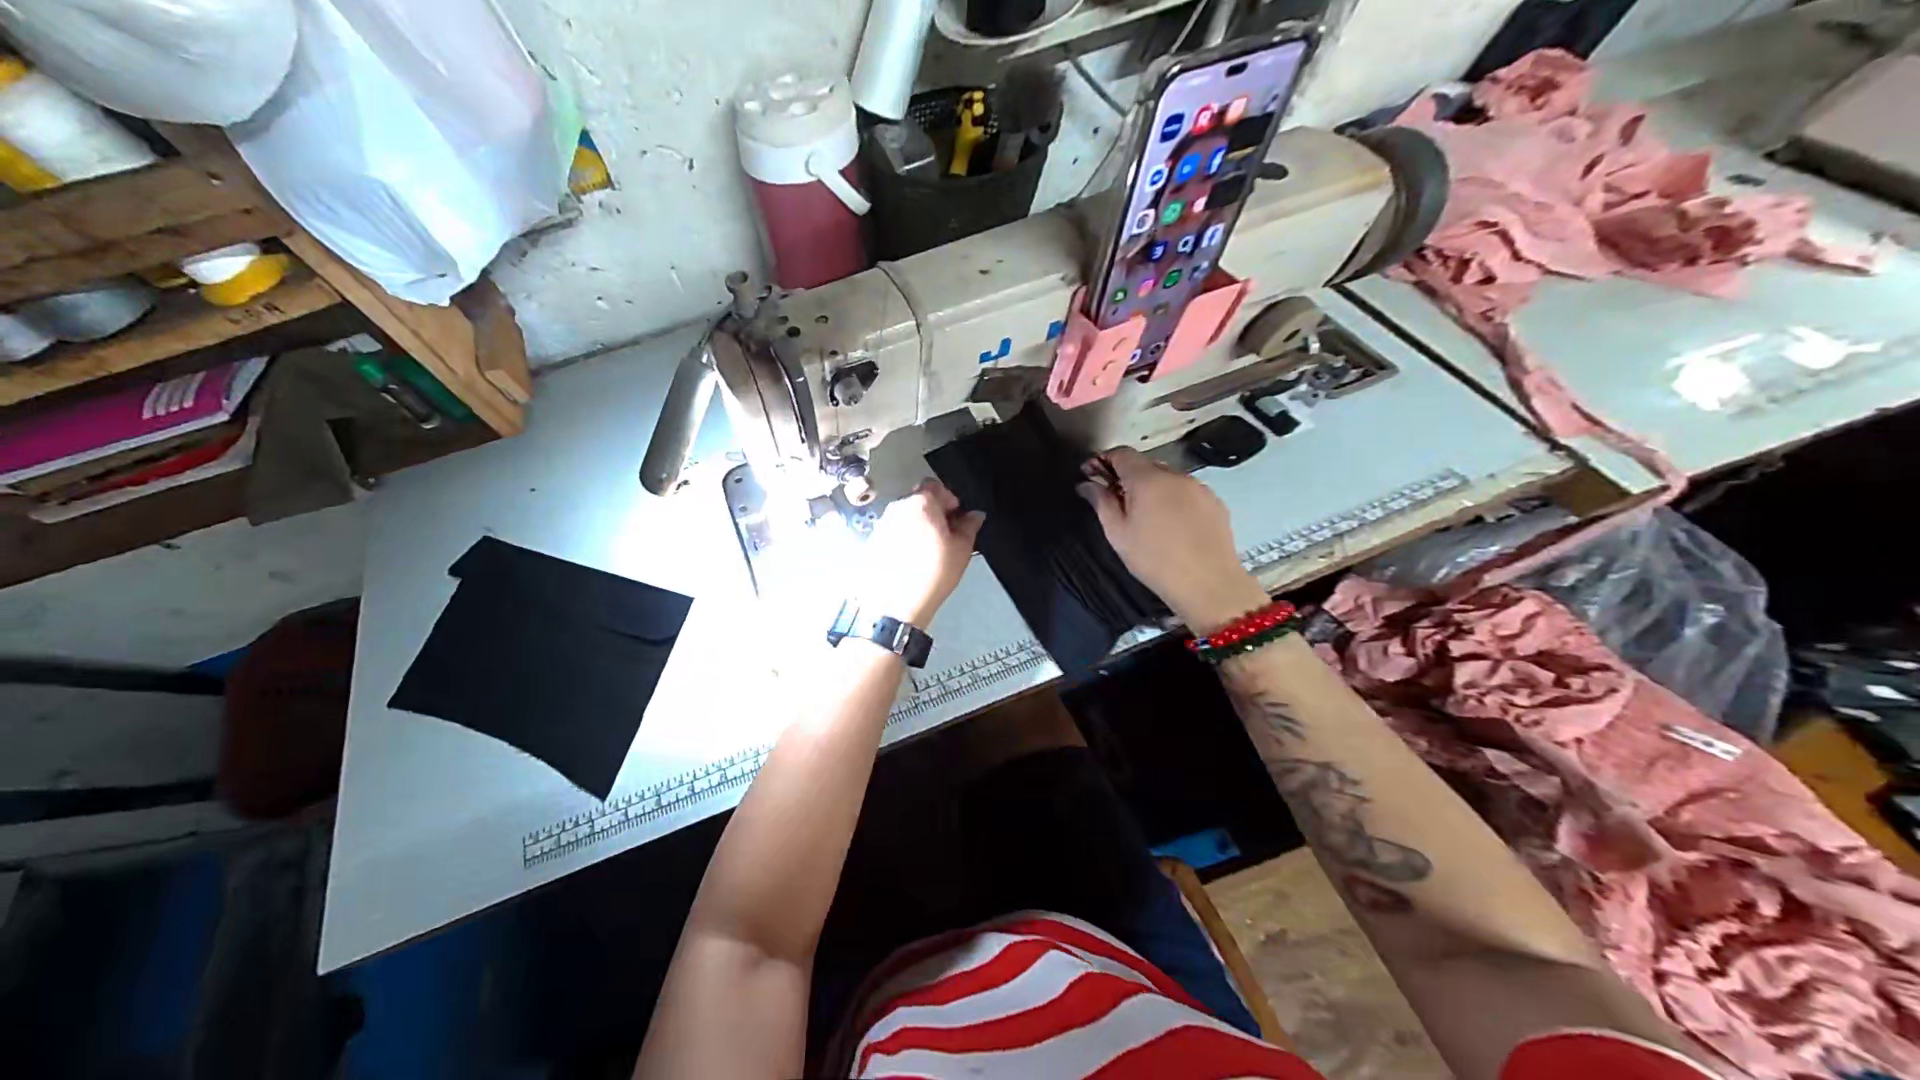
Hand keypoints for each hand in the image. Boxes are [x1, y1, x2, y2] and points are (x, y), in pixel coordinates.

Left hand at [859, 480, 984, 627]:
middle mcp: (897, 509)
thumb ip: (969, 526)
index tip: (957, 517)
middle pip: (920, 500)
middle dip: (934, 514)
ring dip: (919, 528)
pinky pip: (894, 534)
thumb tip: (974, 516)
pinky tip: (914, 562)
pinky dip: (904, 542)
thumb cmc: (926, 579)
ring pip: (906, 517)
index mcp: (920, 504)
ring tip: (930, 554)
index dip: (951, 500)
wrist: (894, 607)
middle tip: (947, 536)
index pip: (937, 486)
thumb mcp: (961, 549)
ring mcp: (882, 525)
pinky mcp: (874, 542)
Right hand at [1076, 447, 1267, 632]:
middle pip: (1145, 465)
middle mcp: (1175, 476)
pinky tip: (1172, 526)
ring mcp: (1199, 487)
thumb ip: (1101, 502)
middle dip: (1127, 477)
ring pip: (1167, 479)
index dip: (1103, 461)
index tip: (1092, 475)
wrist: (1208, 584)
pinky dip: (1174, 500)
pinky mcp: (1215, 502)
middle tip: (1117, 502)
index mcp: (1147, 479)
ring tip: (1147, 518)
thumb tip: (1087, 483)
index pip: (1121, 454)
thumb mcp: (1118, 533)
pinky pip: (1187, 492)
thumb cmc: (1155, 560)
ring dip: (1152, 489)